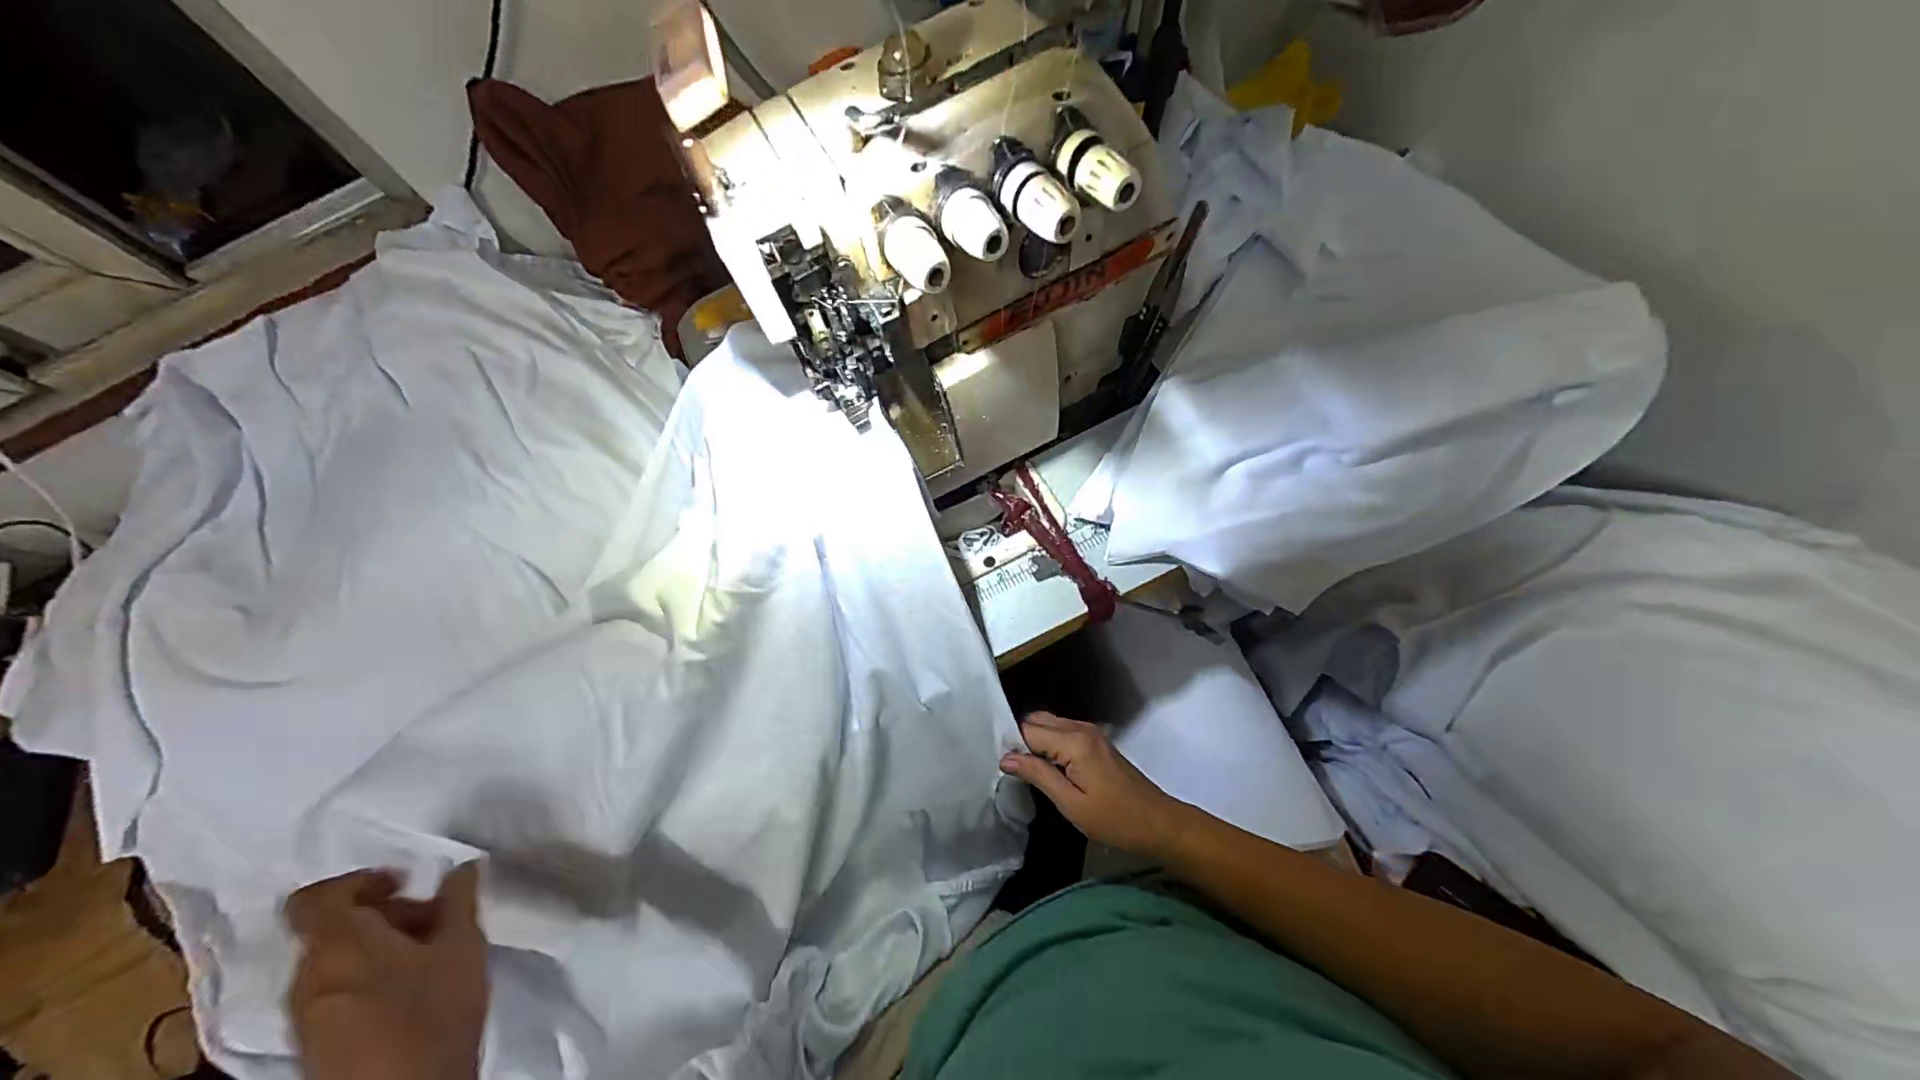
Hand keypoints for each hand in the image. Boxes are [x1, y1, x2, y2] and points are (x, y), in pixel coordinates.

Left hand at [284, 864, 488, 1079]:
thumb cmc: (432, 1013)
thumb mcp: (462, 945)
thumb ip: (460, 899)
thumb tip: (462, 867)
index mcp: (338, 946)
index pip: (316, 897)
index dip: (359, 880)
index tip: (405, 883)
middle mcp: (308, 977)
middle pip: (334, 928)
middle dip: (387, 914)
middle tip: (436, 920)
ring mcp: (306, 1015)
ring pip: (337, 960)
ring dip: (381, 946)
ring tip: (431, 956)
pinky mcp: (315, 1043)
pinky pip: (337, 990)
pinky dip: (371, 976)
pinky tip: (413, 989)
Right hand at [999, 712, 1198, 857]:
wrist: (1158, 823)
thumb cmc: (1114, 819)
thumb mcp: (1071, 803)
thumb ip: (1038, 775)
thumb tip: (1006, 758)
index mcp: (1074, 742)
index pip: (1028, 730)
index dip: (1012, 746)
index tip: (1003, 766)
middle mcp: (1081, 728)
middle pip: (1037, 720)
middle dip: (1021, 739)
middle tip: (1013, 768)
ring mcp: (1091, 732)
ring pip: (1050, 724)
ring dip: (1035, 741)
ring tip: (1027, 769)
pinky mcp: (1096, 741)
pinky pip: (1062, 731)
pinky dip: (1049, 743)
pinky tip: (1047, 767)